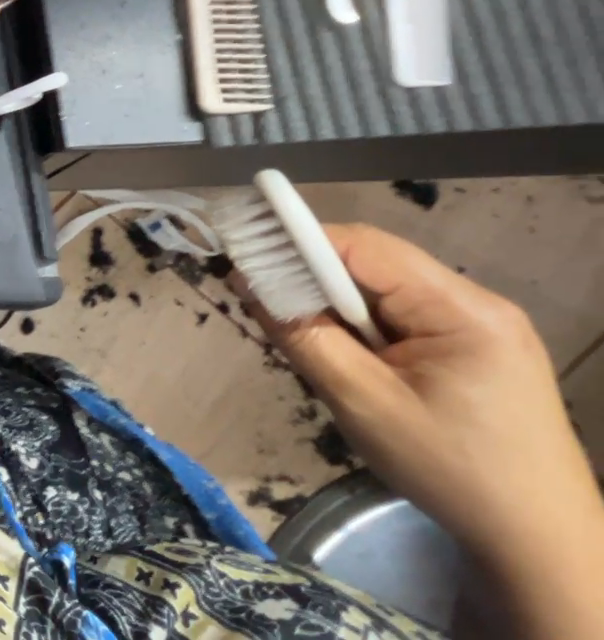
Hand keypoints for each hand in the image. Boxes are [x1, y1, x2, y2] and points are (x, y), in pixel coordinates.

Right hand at [257, 224, 603, 568]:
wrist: (538, 539)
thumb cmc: (449, 468)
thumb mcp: (360, 400)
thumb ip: (302, 334)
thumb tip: (245, 280)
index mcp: (462, 310)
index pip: (362, 246)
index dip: (298, 246)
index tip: (246, 265)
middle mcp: (476, 303)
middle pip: (371, 263)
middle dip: (312, 280)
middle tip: (270, 310)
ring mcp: (479, 325)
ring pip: (379, 289)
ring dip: (333, 307)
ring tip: (312, 344)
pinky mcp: (473, 346)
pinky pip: (397, 314)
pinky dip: (358, 326)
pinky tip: (348, 358)